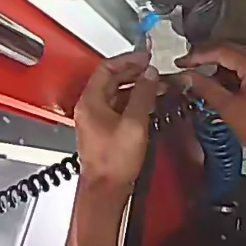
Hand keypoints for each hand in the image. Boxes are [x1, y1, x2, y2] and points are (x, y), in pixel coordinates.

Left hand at [73, 50, 159, 189]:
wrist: (106, 188)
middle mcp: (90, 107)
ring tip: (155, 84)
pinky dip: (133, 101)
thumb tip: (150, 74)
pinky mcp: (104, 130)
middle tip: (152, 68)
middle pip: (111, 79)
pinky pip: (118, 106)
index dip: (128, 59)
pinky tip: (148, 103)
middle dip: (134, 72)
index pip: (107, 68)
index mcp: (91, 101)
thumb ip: (143, 95)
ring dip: (135, 87)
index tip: (146, 57)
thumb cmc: (114, 160)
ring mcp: (95, 119)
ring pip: (116, 93)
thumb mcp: (134, 123)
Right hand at [177, 43, 245, 153]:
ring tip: (195, 74)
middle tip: (184, 66)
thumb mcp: (229, 109)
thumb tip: (184, 76)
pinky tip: (214, 81)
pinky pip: (245, 68)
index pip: (221, 50)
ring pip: (237, 59)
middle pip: (229, 50)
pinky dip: (229, 73)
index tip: (179, 62)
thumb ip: (206, 88)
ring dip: (217, 65)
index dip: (197, 55)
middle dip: (205, 57)